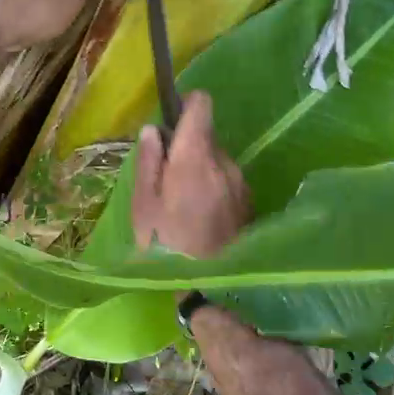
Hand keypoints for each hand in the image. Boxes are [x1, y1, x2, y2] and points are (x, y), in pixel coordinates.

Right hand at [131, 92, 250, 259]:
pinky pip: (228, 182)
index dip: (185, 104)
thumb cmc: (167, 242)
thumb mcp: (143, 202)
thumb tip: (154, 130)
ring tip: (182, 204)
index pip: (201, 104)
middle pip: (206, 136)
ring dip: (201, 170)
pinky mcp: (250, 205)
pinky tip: (201, 218)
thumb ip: (149, 160)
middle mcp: (225, 162)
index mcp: (196, 155)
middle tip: (166, 178)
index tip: (171, 122)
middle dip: (187, 148)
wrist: (210, 290)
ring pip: (216, 161)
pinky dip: (214, 189)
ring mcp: (241, 184)